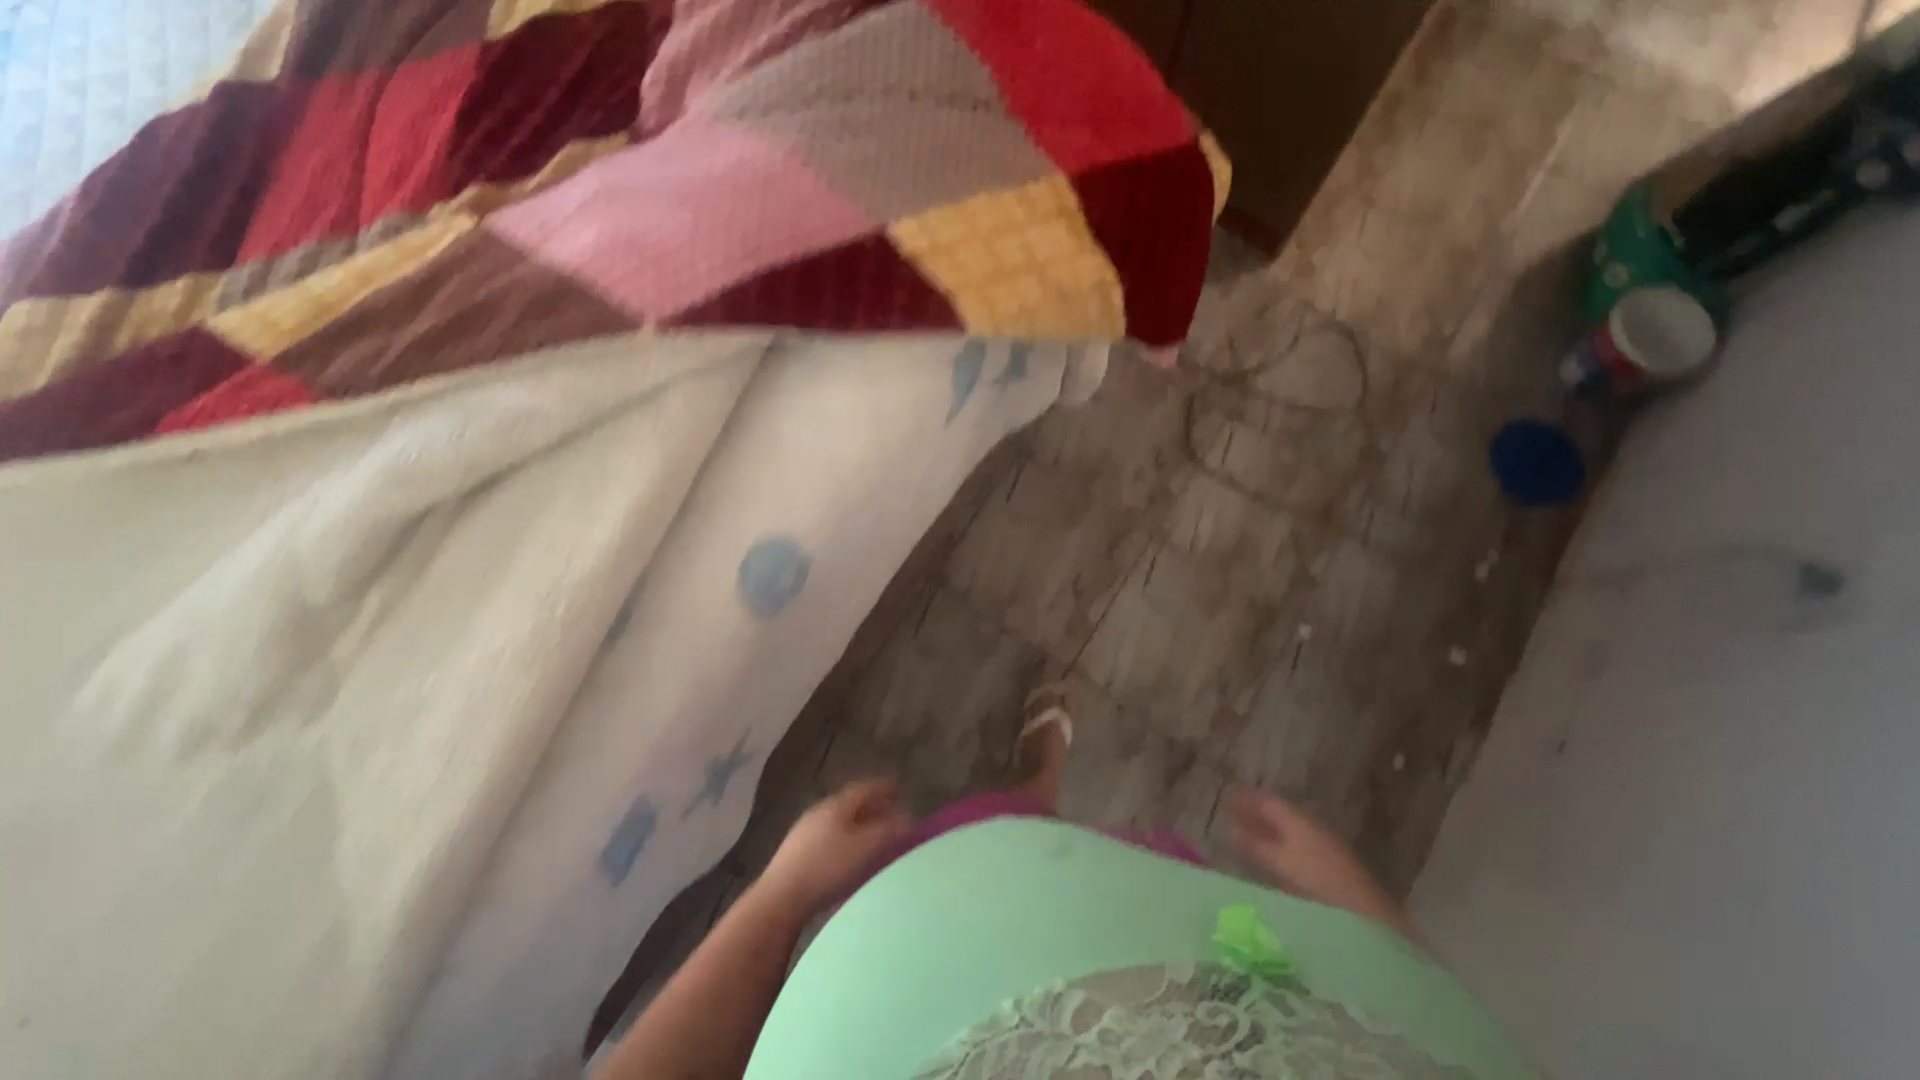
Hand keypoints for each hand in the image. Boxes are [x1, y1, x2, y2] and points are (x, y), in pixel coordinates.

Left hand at [756, 778, 912, 916]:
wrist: (780, 899)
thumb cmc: (827, 868)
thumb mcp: (866, 848)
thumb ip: (889, 830)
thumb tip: (908, 817)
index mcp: (836, 805)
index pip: (864, 788)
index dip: (884, 786)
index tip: (900, 785)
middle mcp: (819, 812)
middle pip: (851, 803)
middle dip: (873, 805)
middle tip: (892, 810)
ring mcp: (804, 833)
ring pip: (839, 821)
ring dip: (859, 824)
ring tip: (875, 835)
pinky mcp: (796, 855)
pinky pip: (829, 838)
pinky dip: (846, 839)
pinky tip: (850, 855)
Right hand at [1227, 788, 1411, 936]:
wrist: (1367, 917)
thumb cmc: (1318, 882)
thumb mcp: (1280, 861)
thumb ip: (1255, 844)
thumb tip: (1230, 828)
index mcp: (1301, 821)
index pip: (1270, 802)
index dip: (1247, 799)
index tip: (1224, 797)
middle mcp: (1313, 830)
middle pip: (1280, 816)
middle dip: (1255, 815)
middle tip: (1229, 815)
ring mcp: (1324, 850)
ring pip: (1288, 833)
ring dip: (1266, 832)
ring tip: (1243, 837)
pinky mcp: (1331, 871)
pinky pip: (1296, 850)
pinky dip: (1278, 848)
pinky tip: (1270, 861)